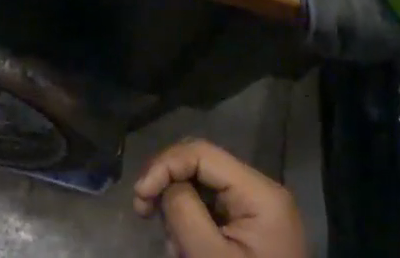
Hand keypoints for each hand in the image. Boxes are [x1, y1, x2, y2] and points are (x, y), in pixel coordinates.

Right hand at [134, 140, 306, 257]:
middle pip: (199, 165)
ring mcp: (256, 208)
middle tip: (143, 212)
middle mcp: (260, 190)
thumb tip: (164, 184)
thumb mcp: (211, 257)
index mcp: (259, 193)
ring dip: (177, 208)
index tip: (139, 195)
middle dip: (167, 185)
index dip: (164, 165)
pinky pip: (210, 207)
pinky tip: (184, 248)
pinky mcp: (249, 225)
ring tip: (173, 245)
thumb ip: (184, 211)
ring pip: (200, 185)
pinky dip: (190, 222)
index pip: (200, 153)